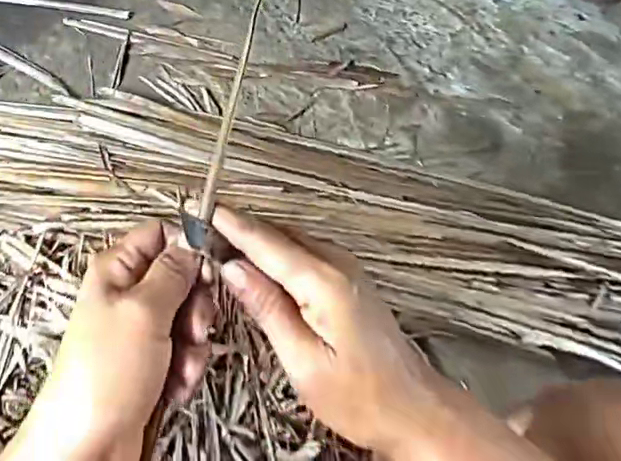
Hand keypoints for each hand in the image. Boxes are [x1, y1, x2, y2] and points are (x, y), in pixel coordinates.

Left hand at [2, 221, 214, 460]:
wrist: (87, 451)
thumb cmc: (97, 380)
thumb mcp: (143, 312)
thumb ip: (172, 273)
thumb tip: (191, 244)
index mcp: (116, 269)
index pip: (160, 235)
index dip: (187, 248)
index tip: (205, 268)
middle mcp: (127, 296)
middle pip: (180, 278)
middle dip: (195, 305)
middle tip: (193, 324)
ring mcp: (138, 332)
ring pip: (186, 318)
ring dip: (193, 344)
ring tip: (179, 363)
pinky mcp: (149, 365)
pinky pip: (183, 353)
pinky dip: (186, 369)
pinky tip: (175, 385)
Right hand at [213, 207, 546, 460]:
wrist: (416, 411)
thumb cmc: (363, 399)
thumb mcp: (304, 363)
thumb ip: (268, 309)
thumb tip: (234, 269)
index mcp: (323, 282)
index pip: (266, 241)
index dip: (232, 224)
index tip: (205, 210)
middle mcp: (336, 263)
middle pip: (277, 235)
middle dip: (240, 230)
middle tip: (204, 232)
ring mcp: (344, 266)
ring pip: (289, 240)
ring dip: (257, 240)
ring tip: (222, 245)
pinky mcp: (347, 276)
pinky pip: (303, 250)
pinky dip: (276, 251)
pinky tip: (260, 265)